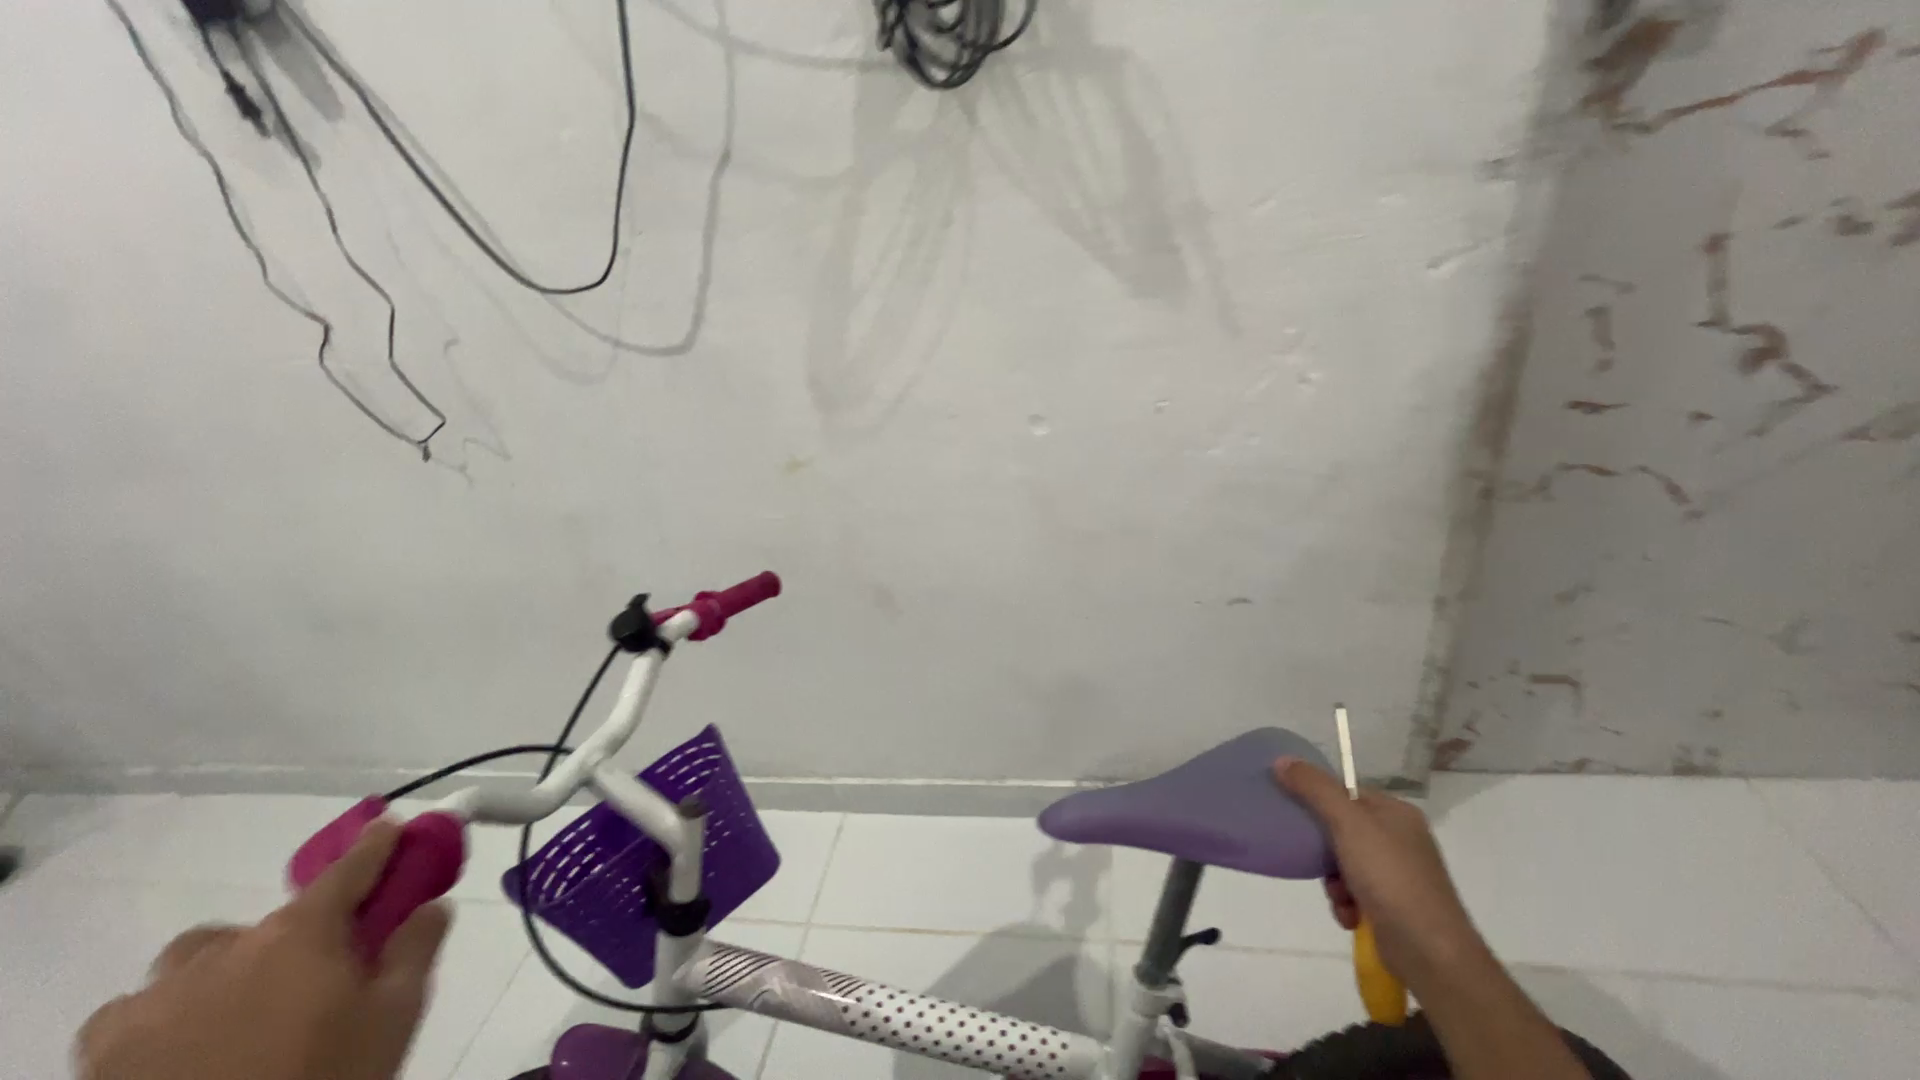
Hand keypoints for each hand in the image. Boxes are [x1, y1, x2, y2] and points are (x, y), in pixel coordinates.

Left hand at [76, 819, 450, 1079]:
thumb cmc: (325, 1074)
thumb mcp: (394, 1017)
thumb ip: (415, 952)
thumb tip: (432, 905)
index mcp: (302, 934)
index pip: (347, 873)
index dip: (374, 847)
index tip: (387, 824)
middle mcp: (229, 947)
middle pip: (271, 923)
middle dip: (297, 938)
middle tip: (317, 979)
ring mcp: (159, 994)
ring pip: (199, 957)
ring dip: (227, 968)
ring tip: (244, 1011)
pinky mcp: (106, 1044)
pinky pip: (136, 1007)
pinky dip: (163, 1012)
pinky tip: (179, 1042)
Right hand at [1272, 757, 1488, 993]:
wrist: (1430, 950)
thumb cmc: (1390, 877)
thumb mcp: (1348, 824)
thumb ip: (1314, 790)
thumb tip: (1282, 760)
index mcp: (1396, 813)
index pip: (1347, 793)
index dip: (1319, 802)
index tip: (1295, 815)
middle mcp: (1400, 839)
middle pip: (1342, 829)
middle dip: (1324, 850)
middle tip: (1315, 862)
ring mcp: (1399, 873)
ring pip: (1345, 863)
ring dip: (1333, 882)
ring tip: (1339, 897)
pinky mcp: (1395, 905)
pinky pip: (1356, 892)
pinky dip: (1346, 903)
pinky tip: (1350, 916)